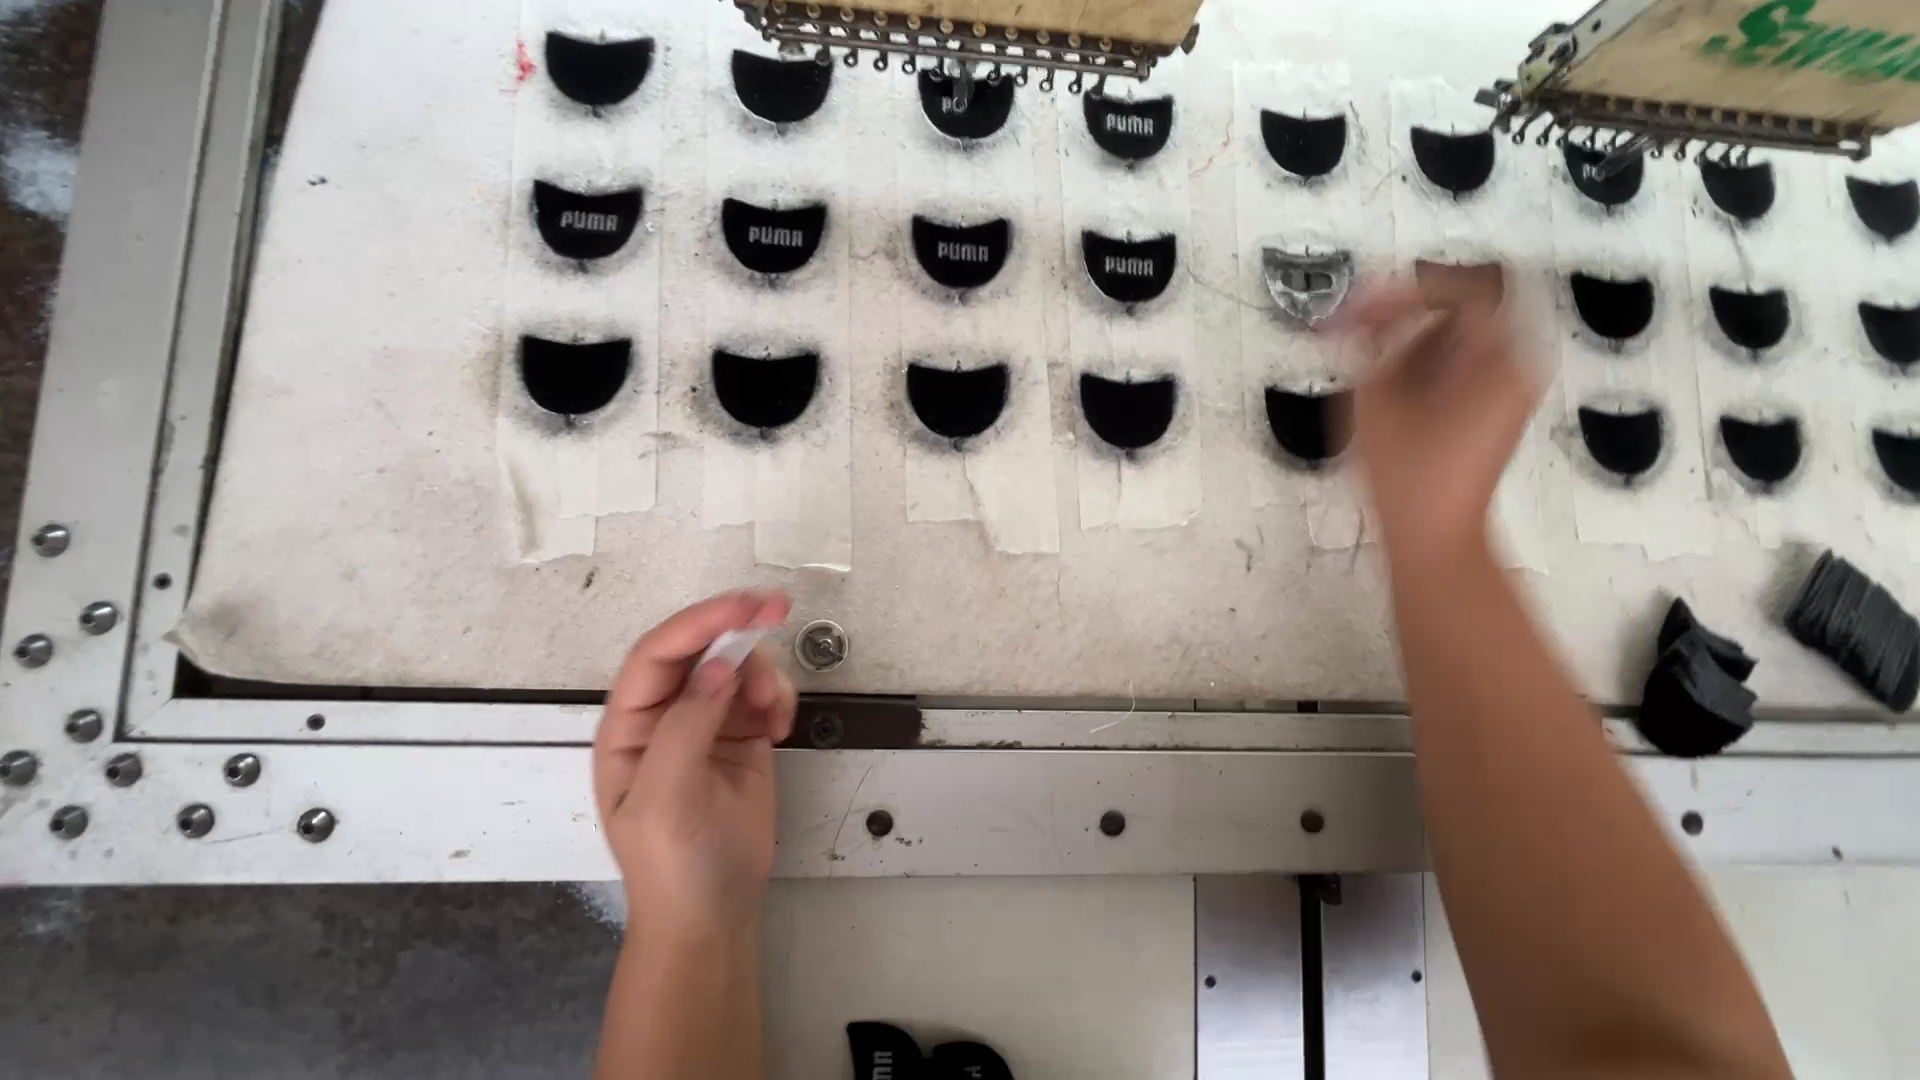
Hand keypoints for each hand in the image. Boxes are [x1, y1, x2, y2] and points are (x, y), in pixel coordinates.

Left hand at [592, 591, 797, 934]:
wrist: (713, 914)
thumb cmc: (674, 864)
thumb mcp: (666, 800)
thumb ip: (686, 728)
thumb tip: (719, 667)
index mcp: (629, 726)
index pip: (658, 654)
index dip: (699, 621)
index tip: (747, 604)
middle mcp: (665, 715)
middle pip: (700, 649)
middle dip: (738, 628)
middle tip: (780, 609)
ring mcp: (706, 724)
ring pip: (738, 666)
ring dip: (763, 675)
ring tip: (773, 716)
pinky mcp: (742, 736)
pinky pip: (763, 694)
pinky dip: (778, 698)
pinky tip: (779, 730)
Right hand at [1339, 277, 1541, 567]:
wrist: (1434, 536)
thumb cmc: (1406, 474)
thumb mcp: (1377, 397)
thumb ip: (1376, 342)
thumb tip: (1374, 313)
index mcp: (1500, 355)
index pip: (1460, 288)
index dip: (1402, 290)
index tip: (1359, 306)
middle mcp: (1518, 362)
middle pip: (1465, 304)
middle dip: (1405, 308)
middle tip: (1359, 324)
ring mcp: (1512, 384)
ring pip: (1460, 331)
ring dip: (1410, 334)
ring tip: (1365, 354)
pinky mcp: (1497, 404)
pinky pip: (1462, 359)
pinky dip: (1423, 357)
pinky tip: (1388, 379)